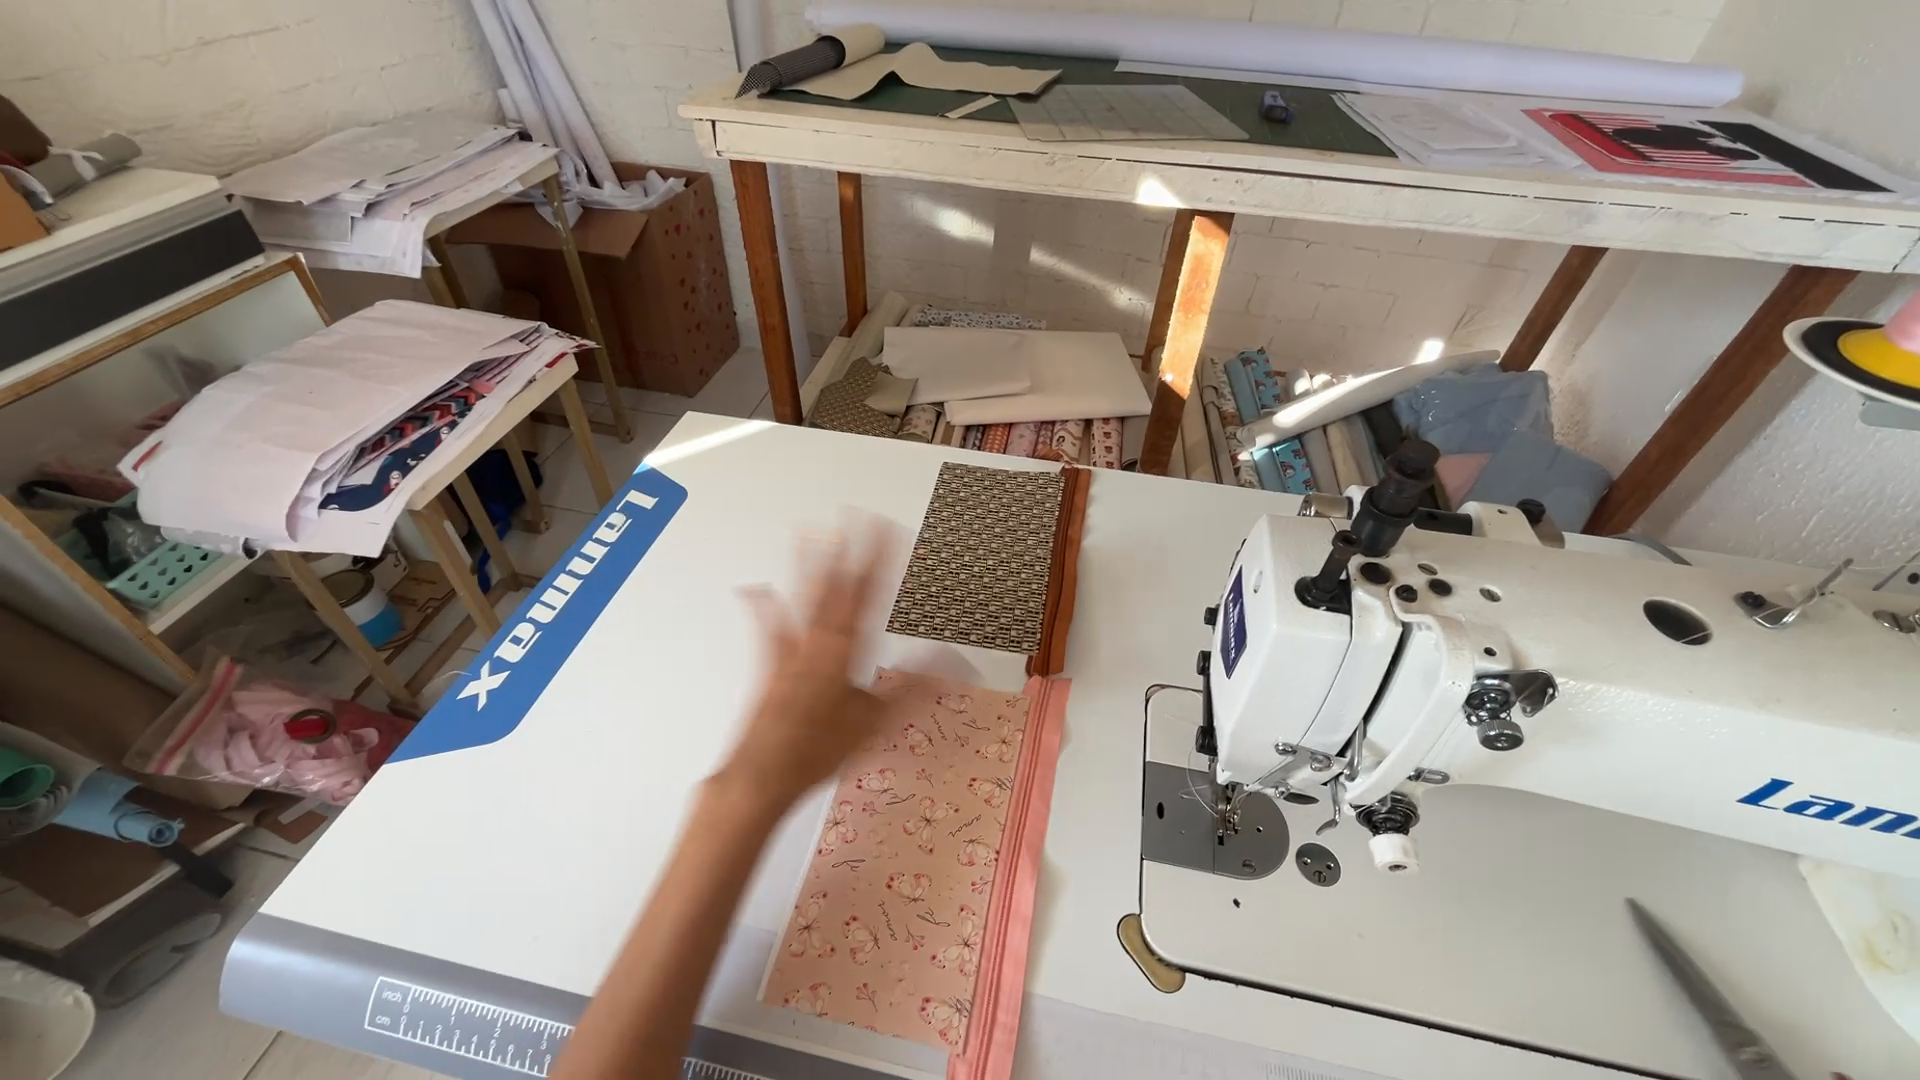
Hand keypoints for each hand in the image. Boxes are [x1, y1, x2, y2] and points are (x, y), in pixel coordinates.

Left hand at [720, 522, 898, 808]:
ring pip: (804, 596)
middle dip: (848, 548)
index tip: (887, 529)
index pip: (868, 594)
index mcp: (846, 650)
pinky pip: (767, 626)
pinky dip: (762, 605)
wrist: (765, 771)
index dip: (879, 559)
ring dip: (809, 562)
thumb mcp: (880, 721)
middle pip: (836, 586)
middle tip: (853, 516)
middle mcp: (817, 641)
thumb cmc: (820, 748)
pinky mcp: (769, 663)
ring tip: (810, 531)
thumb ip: (918, 687)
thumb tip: (957, 663)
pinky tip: (752, 588)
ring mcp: (790, 649)